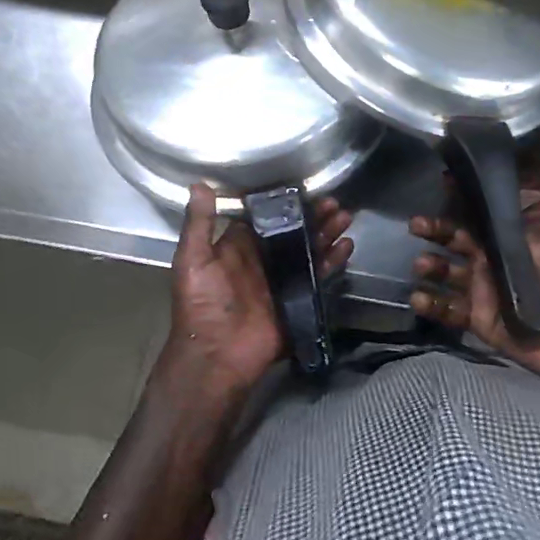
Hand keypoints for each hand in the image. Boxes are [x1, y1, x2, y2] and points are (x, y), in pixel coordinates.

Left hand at [159, 185, 354, 399]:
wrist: (217, 356)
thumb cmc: (201, 305)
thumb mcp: (193, 260)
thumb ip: (199, 224)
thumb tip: (199, 184)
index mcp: (238, 248)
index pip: (264, 218)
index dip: (282, 203)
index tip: (302, 187)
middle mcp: (262, 259)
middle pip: (293, 231)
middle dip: (312, 215)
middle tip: (332, 201)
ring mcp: (282, 279)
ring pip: (309, 248)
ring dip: (326, 232)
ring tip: (344, 216)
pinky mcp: (298, 298)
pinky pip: (319, 275)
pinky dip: (333, 260)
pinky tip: (346, 246)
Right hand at [409, 173, 539, 388]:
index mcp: (512, 243)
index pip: (481, 217)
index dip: (461, 201)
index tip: (444, 182)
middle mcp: (492, 263)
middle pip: (456, 242)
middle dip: (435, 231)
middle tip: (416, 224)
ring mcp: (483, 292)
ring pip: (448, 274)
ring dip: (432, 267)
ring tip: (422, 264)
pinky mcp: (479, 320)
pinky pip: (450, 311)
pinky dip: (432, 304)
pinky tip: (418, 298)